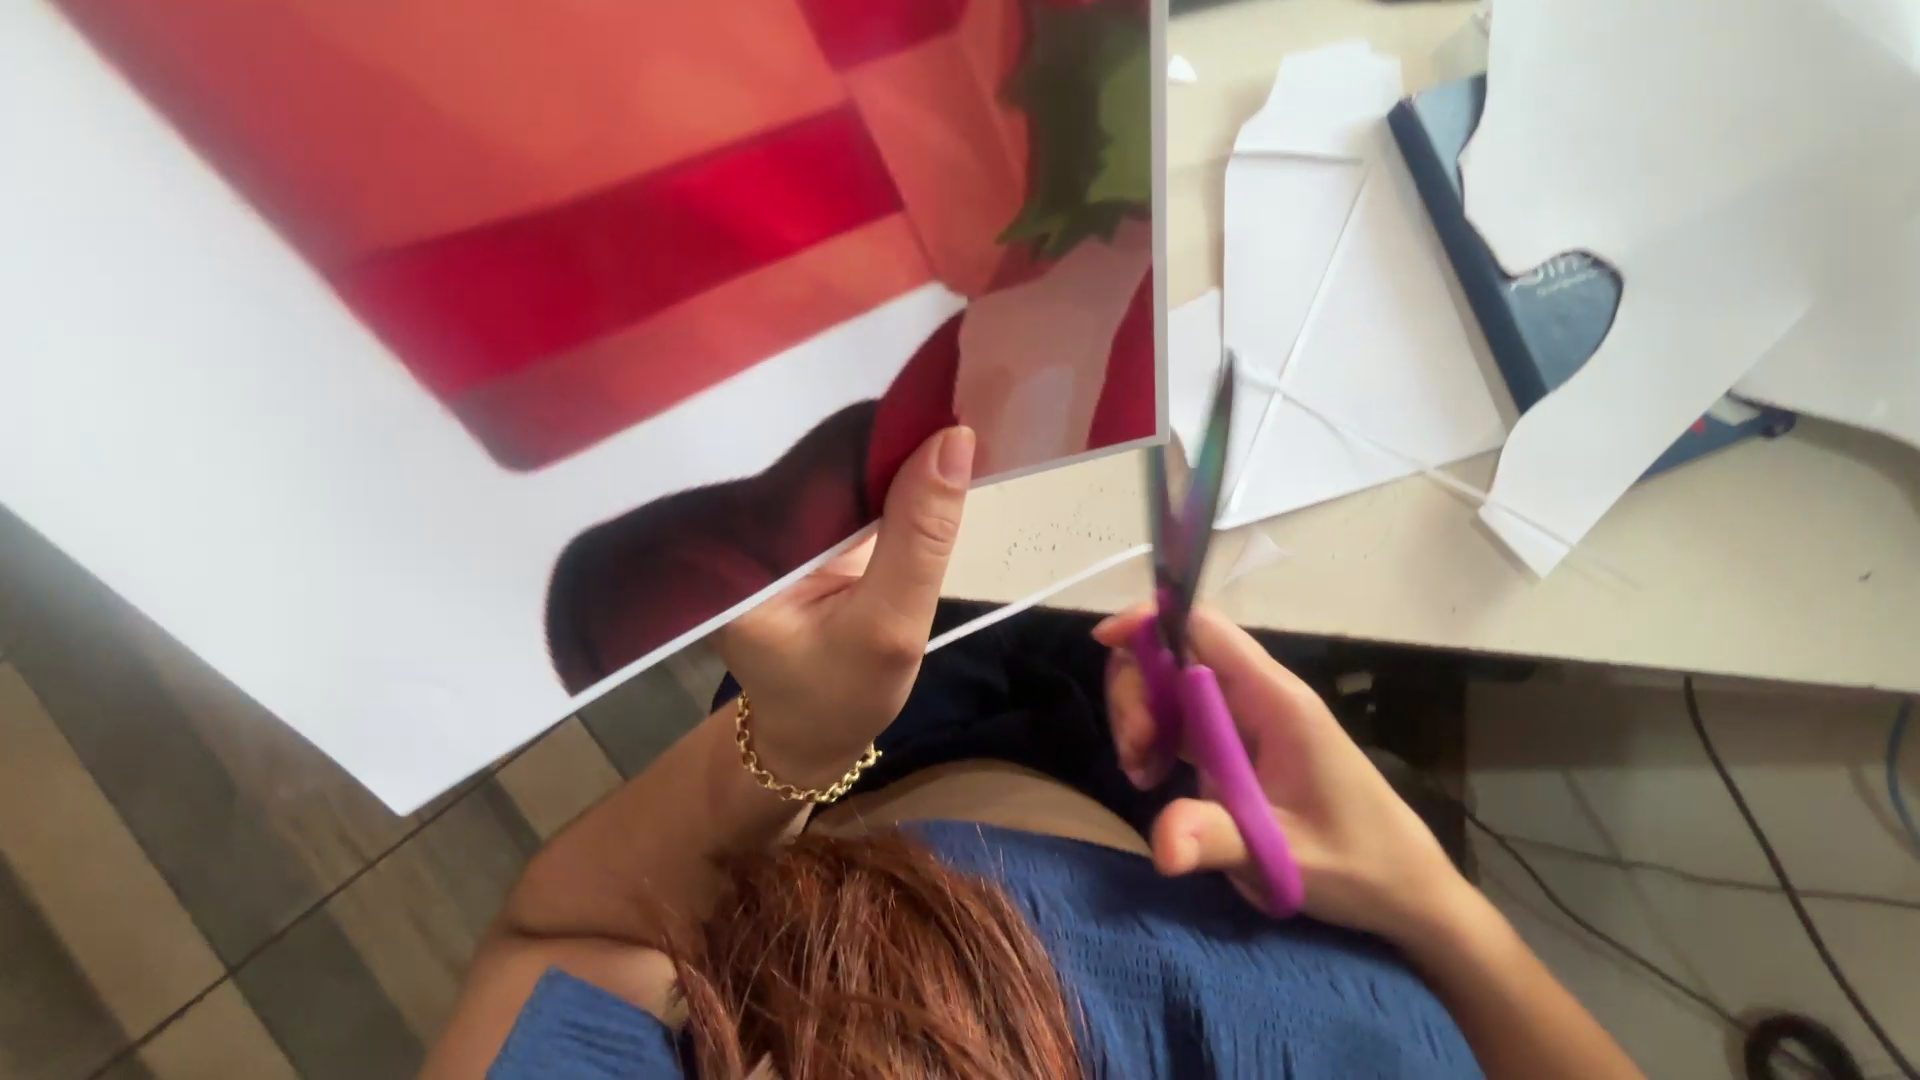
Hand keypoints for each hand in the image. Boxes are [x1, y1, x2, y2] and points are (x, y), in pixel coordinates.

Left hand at [715, 426, 974, 788]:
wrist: (817, 734)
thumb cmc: (844, 695)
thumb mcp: (891, 624)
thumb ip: (919, 537)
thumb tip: (953, 439)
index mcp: (742, 545)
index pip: (806, 461)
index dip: (870, 428)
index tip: (932, 396)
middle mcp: (750, 524)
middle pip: (819, 457)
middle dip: (881, 433)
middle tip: (948, 392)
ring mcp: (778, 528)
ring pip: (837, 472)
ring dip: (889, 453)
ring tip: (941, 412)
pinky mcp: (805, 535)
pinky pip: (848, 493)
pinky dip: (887, 482)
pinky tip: (922, 455)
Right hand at [1095, 605, 1472, 943]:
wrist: (1402, 889)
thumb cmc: (1358, 861)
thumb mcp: (1284, 854)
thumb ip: (1218, 839)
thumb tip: (1161, 848)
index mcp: (1274, 699)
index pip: (1204, 627)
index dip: (1152, 620)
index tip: (1106, 642)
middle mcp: (1254, 695)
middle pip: (1173, 653)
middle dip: (1136, 691)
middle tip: (1134, 752)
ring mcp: (1241, 716)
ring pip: (1168, 684)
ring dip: (1139, 718)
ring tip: (1142, 774)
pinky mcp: (1231, 741)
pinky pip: (1177, 717)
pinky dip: (1151, 739)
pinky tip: (1152, 778)